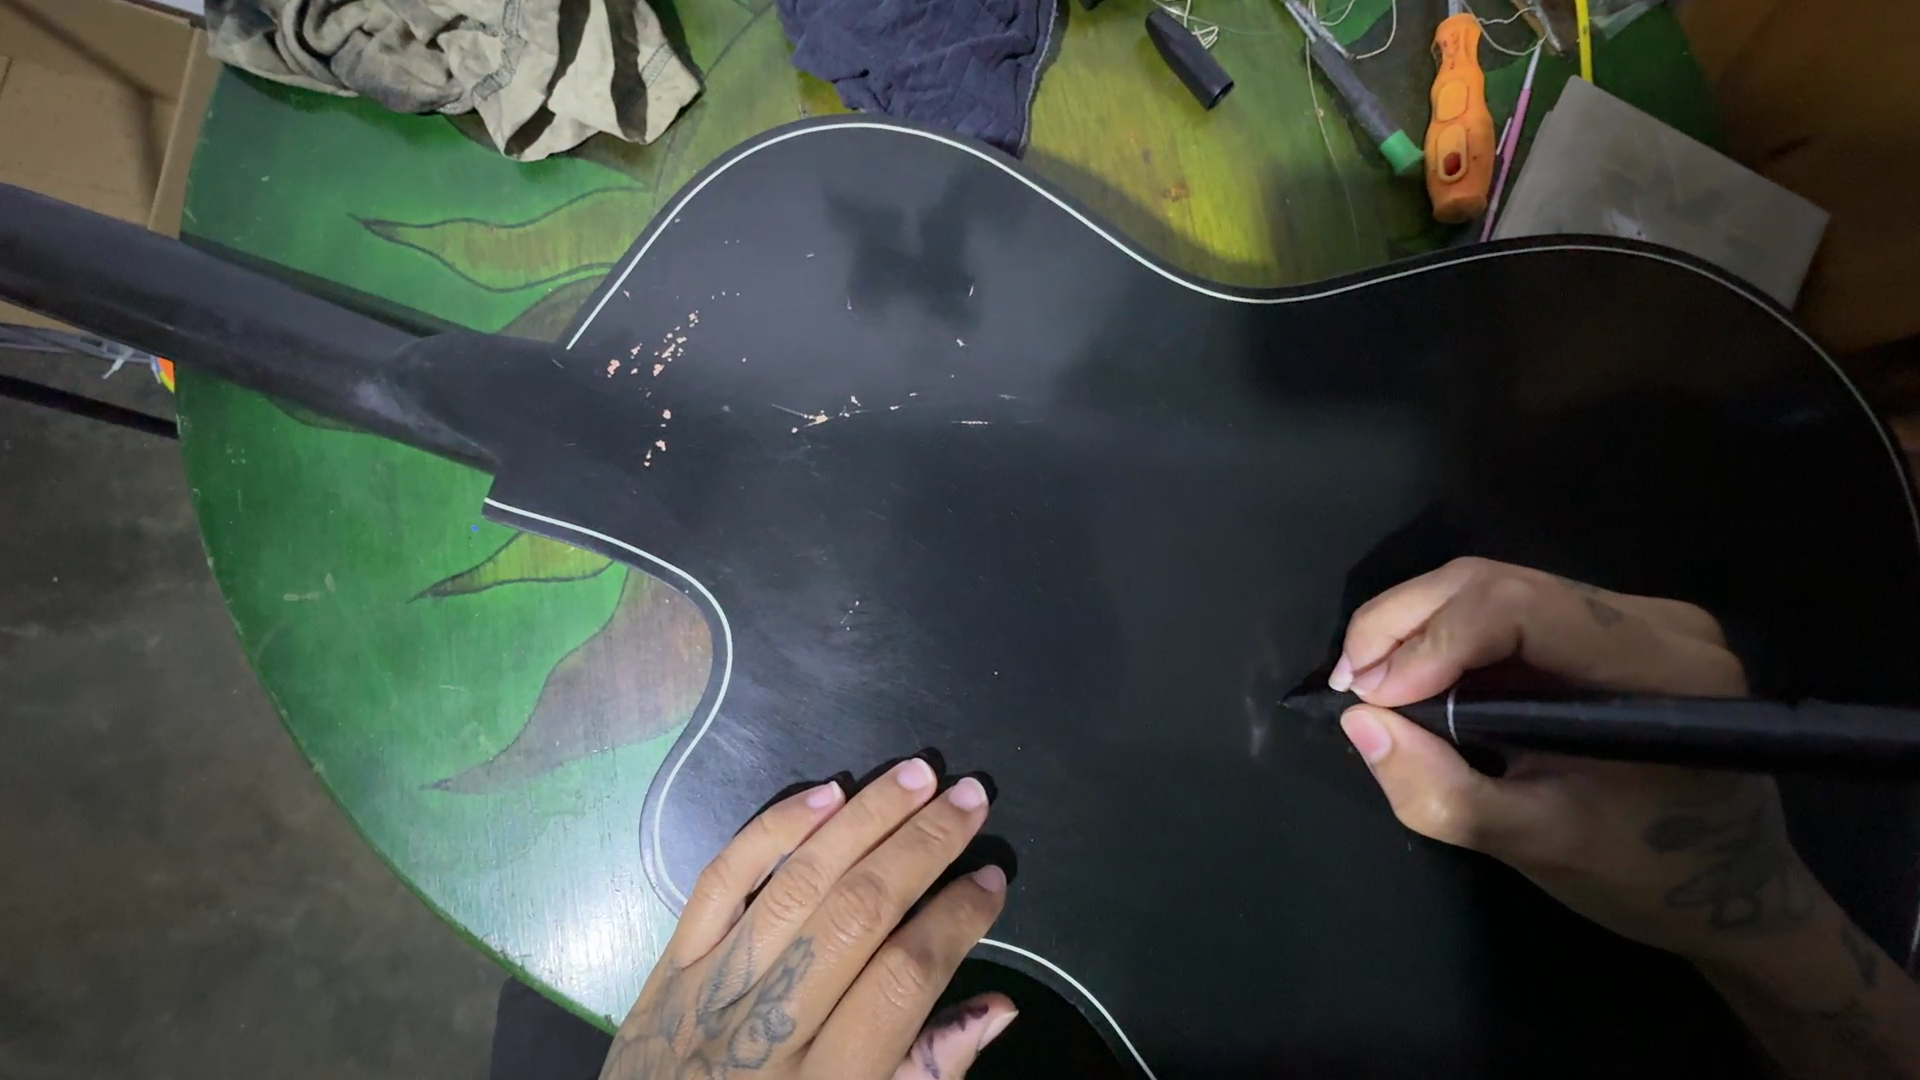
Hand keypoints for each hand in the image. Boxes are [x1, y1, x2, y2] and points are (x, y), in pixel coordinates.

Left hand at [601, 760, 1017, 1079]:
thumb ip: (925, 1076)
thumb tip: (1001, 1007)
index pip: (903, 978)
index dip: (957, 919)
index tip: (993, 877)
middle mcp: (764, 1028)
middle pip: (856, 912)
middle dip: (923, 845)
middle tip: (970, 797)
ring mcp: (709, 986)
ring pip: (799, 881)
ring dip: (866, 818)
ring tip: (919, 775)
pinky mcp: (672, 960)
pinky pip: (723, 878)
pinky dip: (777, 827)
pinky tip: (829, 790)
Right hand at [1331, 557, 1832, 960]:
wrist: (1726, 887)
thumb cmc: (1644, 874)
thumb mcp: (1537, 847)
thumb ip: (1445, 794)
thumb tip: (1359, 722)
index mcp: (1661, 672)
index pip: (1518, 608)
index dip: (1429, 642)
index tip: (1372, 697)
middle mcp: (1648, 621)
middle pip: (1487, 581)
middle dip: (1398, 625)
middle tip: (1351, 684)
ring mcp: (1621, 614)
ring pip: (1479, 583)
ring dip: (1405, 625)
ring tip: (1369, 681)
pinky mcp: (1591, 623)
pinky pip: (1488, 604)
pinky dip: (1429, 632)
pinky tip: (1405, 672)